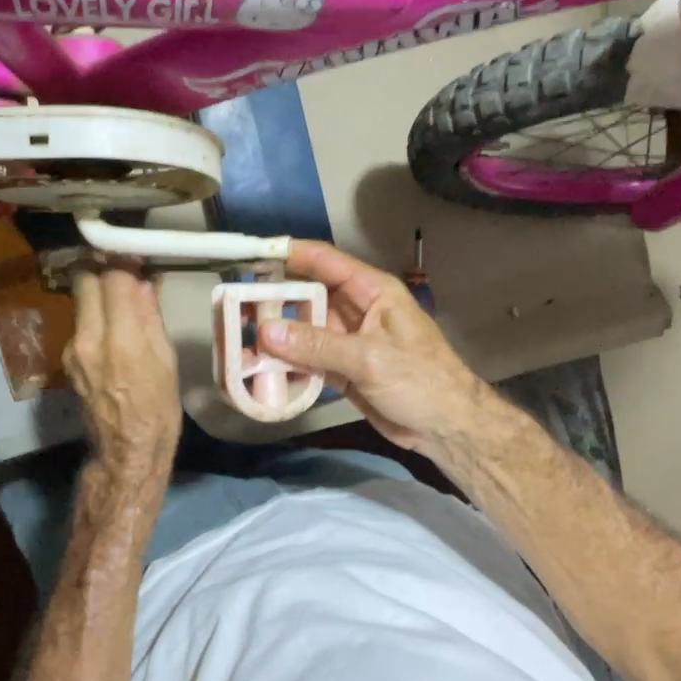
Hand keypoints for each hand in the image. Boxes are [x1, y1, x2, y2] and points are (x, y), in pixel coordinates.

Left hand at [65, 260, 181, 472]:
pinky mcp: (67, 361)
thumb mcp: (166, 360)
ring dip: (98, 295)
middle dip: (104, 271)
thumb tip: (142, 283)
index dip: (125, 262)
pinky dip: (95, 319)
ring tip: (122, 302)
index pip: (113, 278)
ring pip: (80, 302)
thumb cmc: (158, 409)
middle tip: (124, 273)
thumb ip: (149, 317)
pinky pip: (80, 325)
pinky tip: (112, 329)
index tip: (137, 259)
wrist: (127, 450)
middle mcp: (88, 338)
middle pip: (85, 280)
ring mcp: (72, 350)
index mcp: (120, 338)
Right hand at [258, 240, 494, 455]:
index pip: (326, 262)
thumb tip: (266, 332)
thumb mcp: (370, 359)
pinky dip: (287, 364)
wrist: (447, 428)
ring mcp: (348, 341)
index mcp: (372, 292)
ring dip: (276, 336)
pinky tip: (260, 369)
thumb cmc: (421, 381)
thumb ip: (317, 345)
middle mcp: (357, 310)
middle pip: (308, 296)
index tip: (254, 253)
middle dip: (273, 300)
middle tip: (233, 306)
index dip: (291, 255)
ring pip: (303, 330)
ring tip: (238, 338)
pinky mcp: (342, 370)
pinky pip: (307, 360)